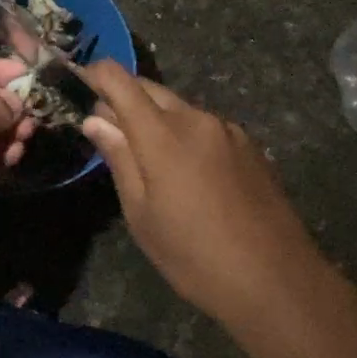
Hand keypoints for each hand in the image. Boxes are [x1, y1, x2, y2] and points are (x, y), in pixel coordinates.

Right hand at [82, 62, 318, 318]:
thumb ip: (119, 159)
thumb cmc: (196, 257)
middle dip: (122, 98)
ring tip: (148, 158)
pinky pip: (204, 127)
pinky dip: (185, 135)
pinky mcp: (250, 146)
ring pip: (178, 108)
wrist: (280, 284)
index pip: (120, 80)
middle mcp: (195, 119)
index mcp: (163, 134)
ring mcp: (227, 130)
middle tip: (106, 128)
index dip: (95, 73)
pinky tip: (189, 174)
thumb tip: (95, 120)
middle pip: (149, 89)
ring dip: (155, 119)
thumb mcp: (142, 216)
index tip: (77, 81)